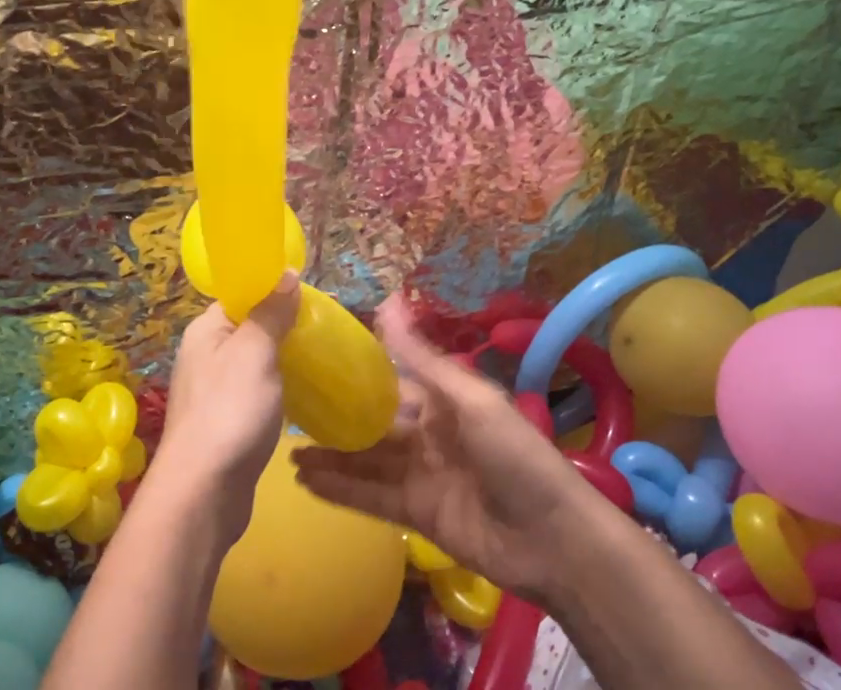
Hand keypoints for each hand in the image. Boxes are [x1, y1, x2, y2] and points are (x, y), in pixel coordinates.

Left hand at [153, 272, 300, 537]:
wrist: (204, 492)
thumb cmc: (230, 412)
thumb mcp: (254, 353)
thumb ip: (271, 314)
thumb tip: (287, 273)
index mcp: (205, 331)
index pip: (241, 297)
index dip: (274, 291)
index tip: (315, 297)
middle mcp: (205, 357)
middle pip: (250, 329)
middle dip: (285, 327)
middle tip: (328, 331)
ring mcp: (215, 393)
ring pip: (256, 364)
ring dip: (285, 362)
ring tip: (324, 361)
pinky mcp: (228, 424)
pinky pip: (258, 394)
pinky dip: (280, 391)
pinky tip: (306, 398)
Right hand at [290, 296, 582, 599]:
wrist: (554, 540)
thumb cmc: (517, 457)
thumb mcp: (470, 399)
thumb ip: (422, 358)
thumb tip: (387, 300)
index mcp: (444, 402)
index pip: (391, 382)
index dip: (355, 374)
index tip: (314, 362)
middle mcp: (428, 434)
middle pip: (373, 424)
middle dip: (335, 420)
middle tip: (289, 411)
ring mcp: (421, 476)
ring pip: (365, 461)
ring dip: (330, 457)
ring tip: (287, 452)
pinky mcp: (416, 514)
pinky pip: (370, 498)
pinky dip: (339, 490)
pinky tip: (306, 482)